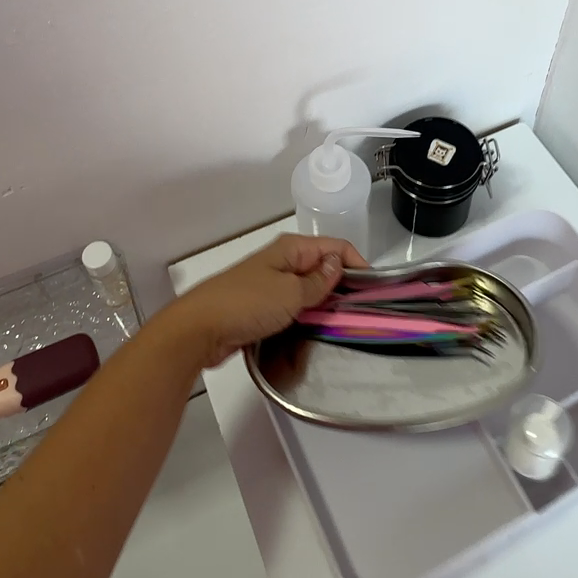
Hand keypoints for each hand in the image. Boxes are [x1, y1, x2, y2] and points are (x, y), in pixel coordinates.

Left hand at [160, 234, 367, 367]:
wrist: (200, 328)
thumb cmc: (247, 304)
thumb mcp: (290, 293)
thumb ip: (318, 282)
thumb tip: (338, 264)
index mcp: (292, 248)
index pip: (337, 247)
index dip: (359, 264)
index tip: (377, 291)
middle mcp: (283, 260)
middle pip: (324, 267)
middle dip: (343, 286)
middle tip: (363, 312)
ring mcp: (271, 283)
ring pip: (309, 289)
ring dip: (323, 303)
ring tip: (343, 324)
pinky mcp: (262, 305)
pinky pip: (294, 305)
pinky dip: (306, 314)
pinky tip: (315, 330)